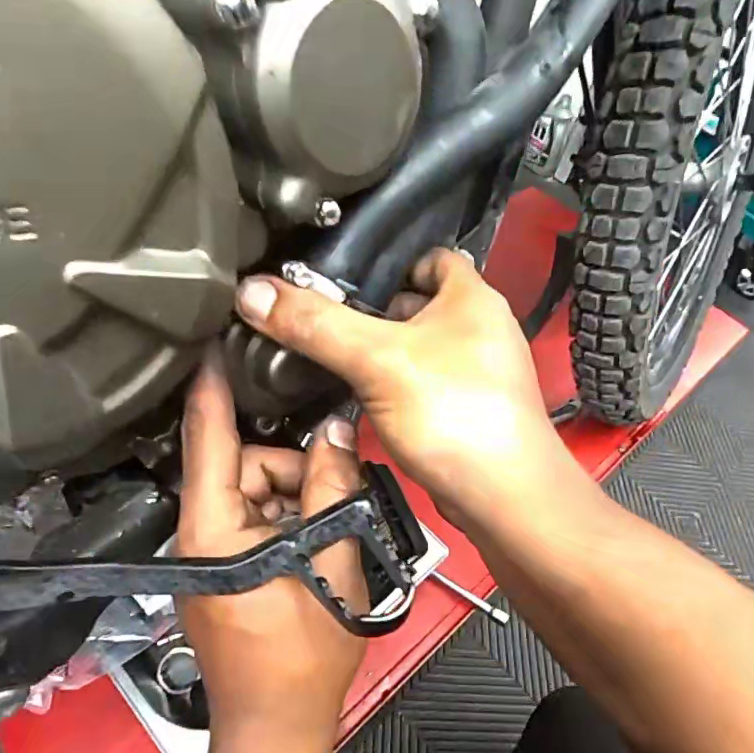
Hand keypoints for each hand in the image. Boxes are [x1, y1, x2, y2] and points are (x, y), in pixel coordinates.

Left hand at [174, 353, 368, 752]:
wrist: (278, 728)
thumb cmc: (304, 656)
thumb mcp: (334, 562)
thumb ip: (334, 490)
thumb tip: (338, 431)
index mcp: (214, 529)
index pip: (207, 441)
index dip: (211, 390)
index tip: (212, 344)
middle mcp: (201, 535)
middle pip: (248, 468)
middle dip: (297, 476)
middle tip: (338, 505)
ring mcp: (210, 556)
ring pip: (258, 495)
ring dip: (299, 504)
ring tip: (331, 542)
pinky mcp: (224, 572)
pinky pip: (256, 523)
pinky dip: (289, 525)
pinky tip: (317, 550)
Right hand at [232, 249, 584, 529]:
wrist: (501, 495)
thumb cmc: (453, 412)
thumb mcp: (376, 359)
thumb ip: (315, 325)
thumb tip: (252, 292)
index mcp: (472, 296)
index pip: (427, 257)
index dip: (385, 264)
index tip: (344, 282)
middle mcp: (481, 328)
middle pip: (416, 305)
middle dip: (374, 315)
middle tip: (327, 327)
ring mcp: (478, 373)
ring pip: (418, 350)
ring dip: (384, 356)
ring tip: (339, 364)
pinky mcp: (468, 410)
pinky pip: (424, 385)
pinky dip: (397, 389)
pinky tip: (368, 401)